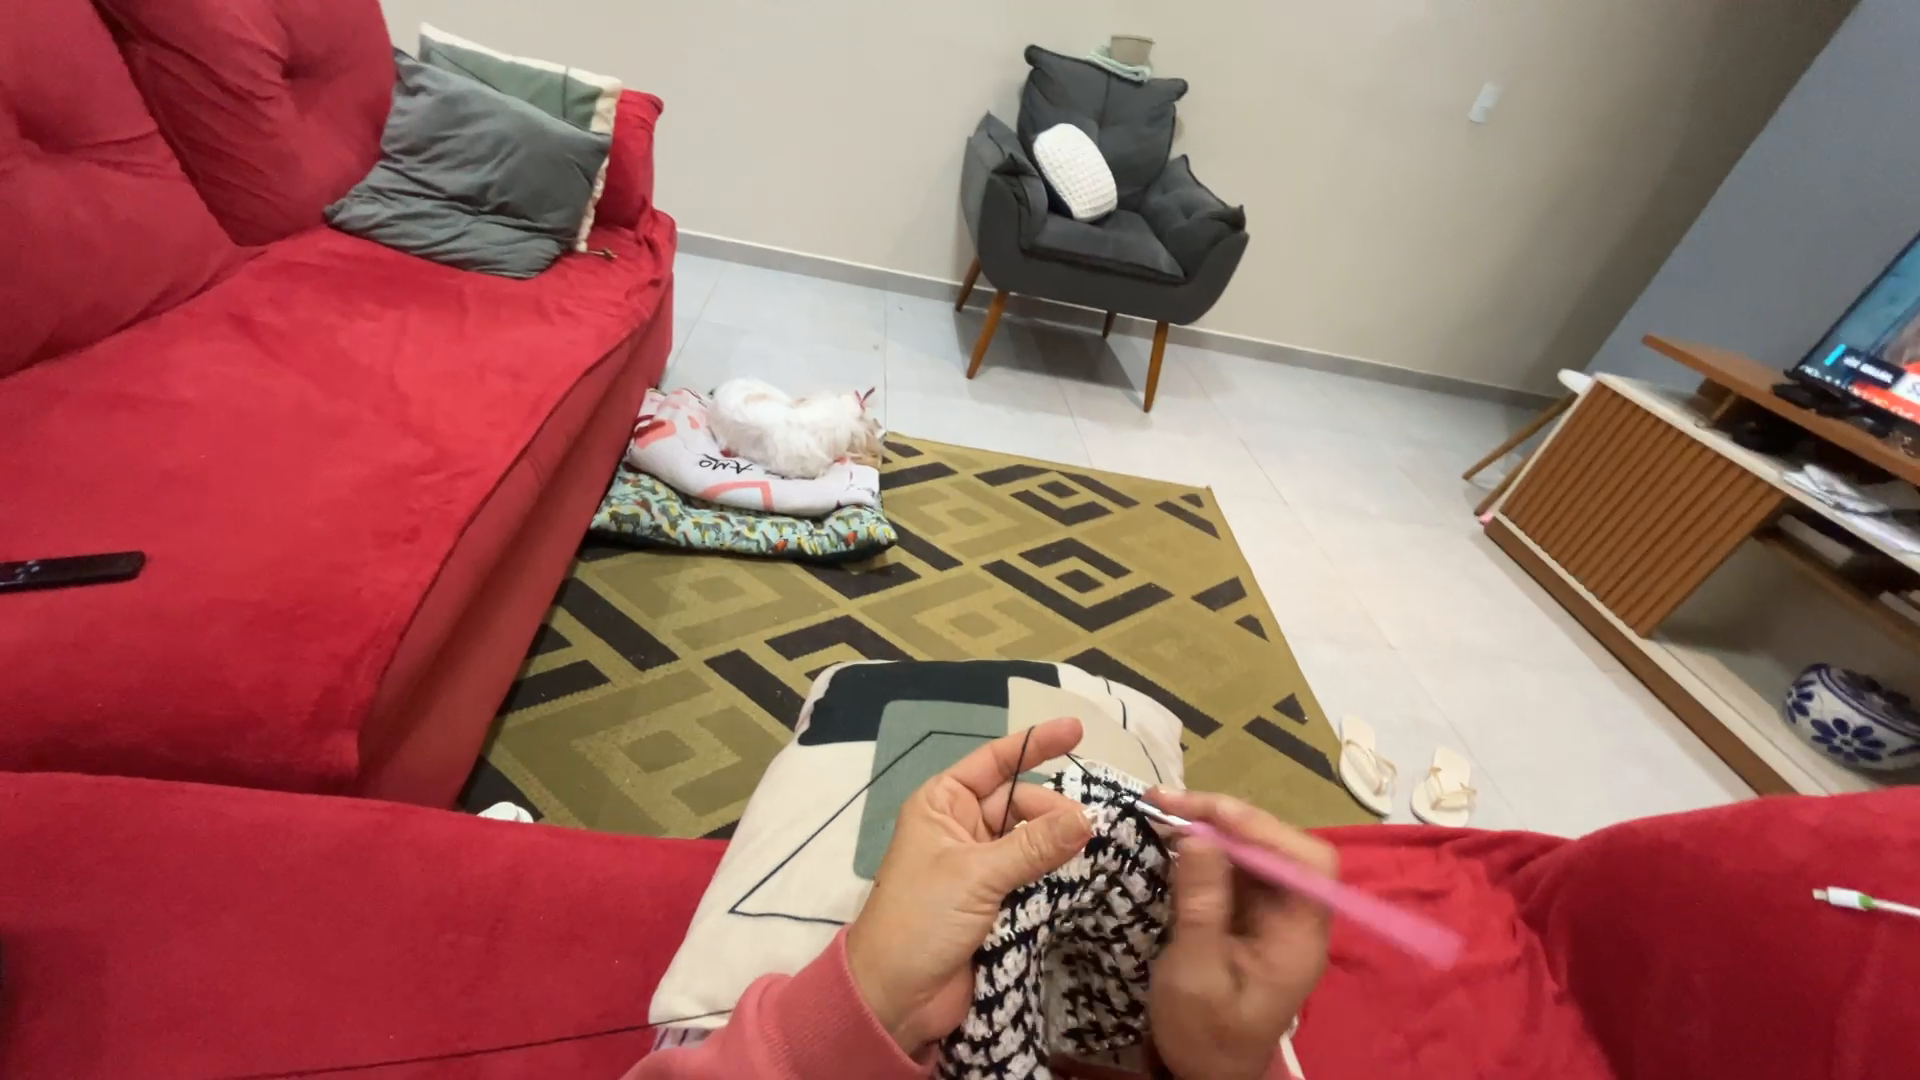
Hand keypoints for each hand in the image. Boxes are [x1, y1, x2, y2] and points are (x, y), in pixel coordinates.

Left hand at [845, 717, 1093, 1053]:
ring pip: (1030, 837)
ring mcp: (979, 862)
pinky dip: (1056, 869)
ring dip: (1058, 840)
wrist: (895, 999)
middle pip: (1020, 801)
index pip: (995, 762)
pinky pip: (1033, 871)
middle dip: (1052, 808)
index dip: (1035, 744)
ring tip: (1091, 846)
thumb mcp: (976, 875)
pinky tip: (1083, 870)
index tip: (1076, 729)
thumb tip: (1088, 818)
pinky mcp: (995, 898)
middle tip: (1087, 829)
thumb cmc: (920, 918)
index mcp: (943, 803)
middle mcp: (962, 825)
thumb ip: (1034, 846)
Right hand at [1147, 789, 1335, 1079]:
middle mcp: (1292, 913)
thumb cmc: (1203, 1033)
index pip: (1307, 863)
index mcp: (1299, 936)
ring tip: (1161, 807)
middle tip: (1166, 803)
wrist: (1201, 1072)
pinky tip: (1172, 830)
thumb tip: (1197, 834)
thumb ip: (1200, 904)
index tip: (1207, 814)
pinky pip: (1231, 858)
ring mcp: (1269, 907)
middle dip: (1225, 816)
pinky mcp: (1244, 905)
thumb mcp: (1196, 974)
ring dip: (1209, 820)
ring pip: (1252, 843)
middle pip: (1278, 843)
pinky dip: (1202, 838)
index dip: (1262, 829)